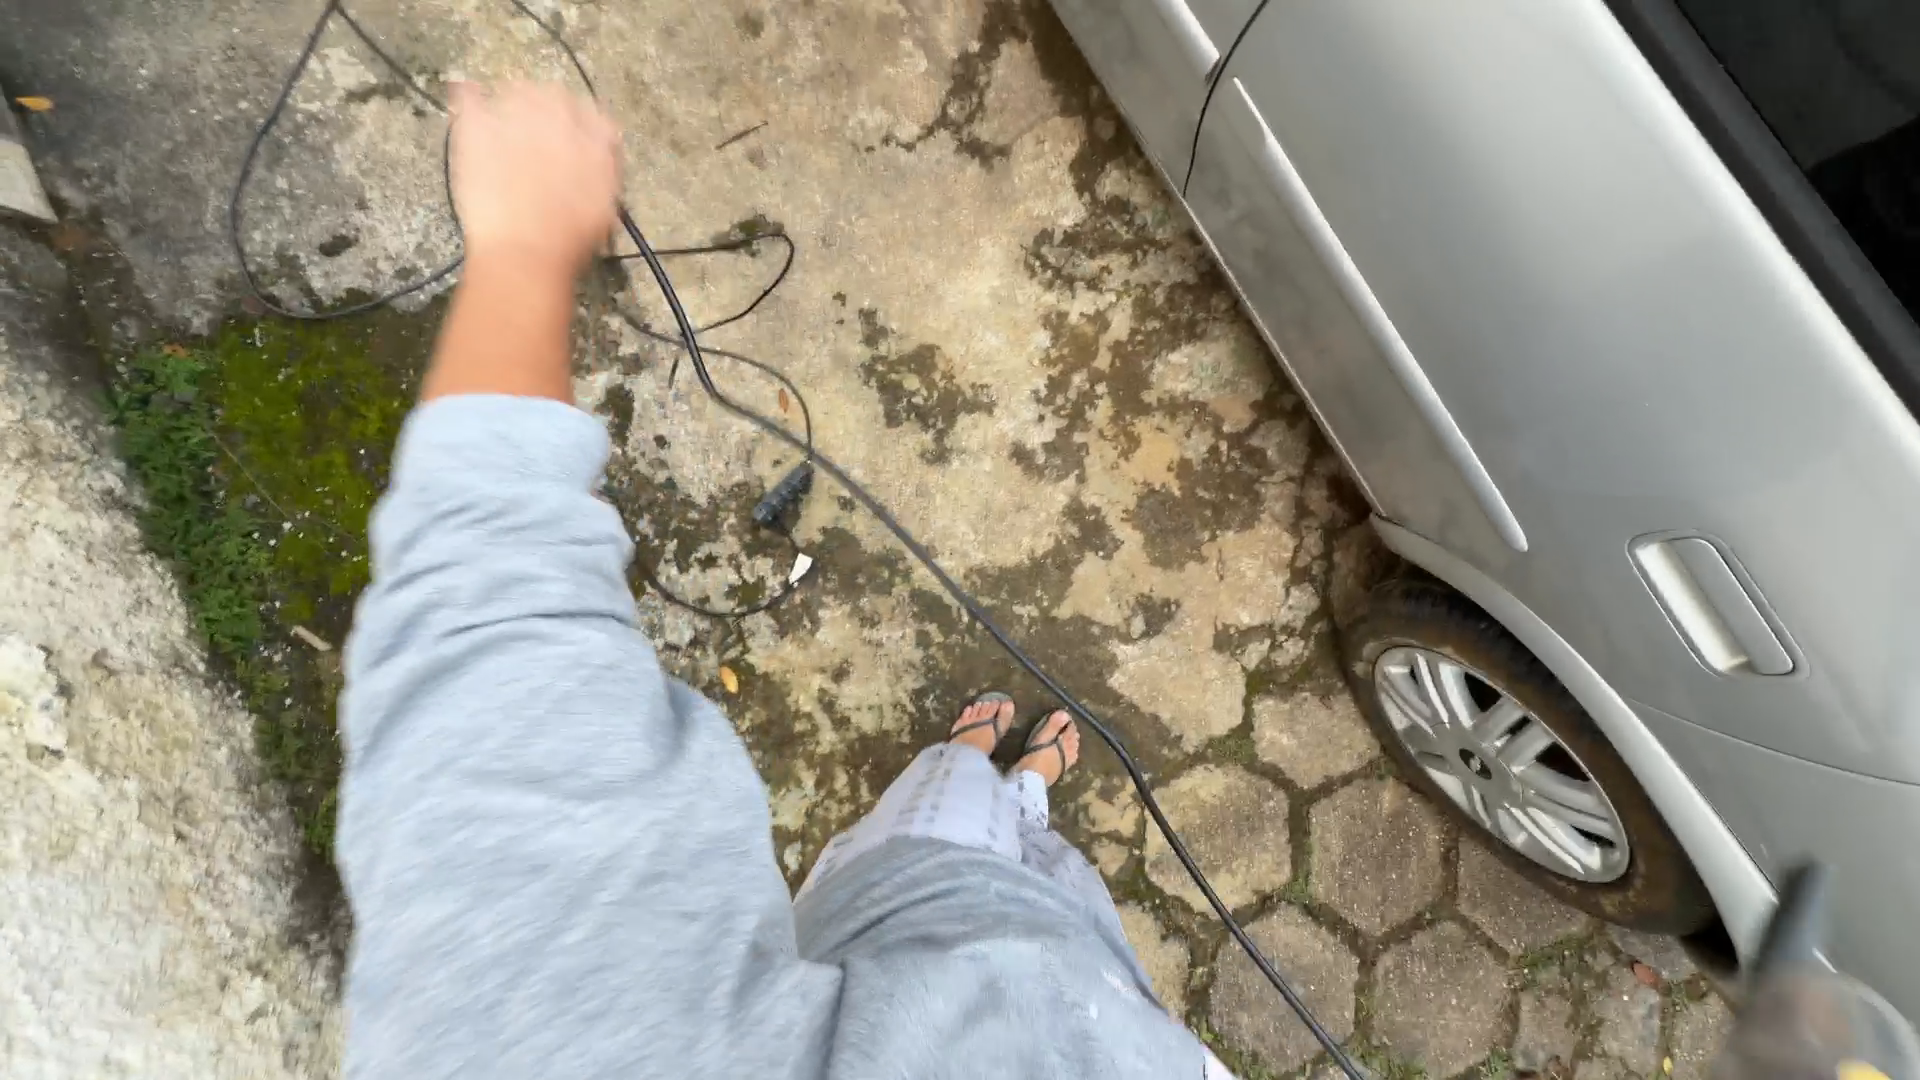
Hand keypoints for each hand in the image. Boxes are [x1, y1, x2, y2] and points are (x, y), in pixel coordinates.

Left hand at [448, 81, 621, 276]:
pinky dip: (470, 99)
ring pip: (515, 91)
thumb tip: (606, 149)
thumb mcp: (604, 210)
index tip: (583, 138)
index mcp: (593, 145)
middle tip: (544, 131)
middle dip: (550, 108)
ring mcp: (513, 122)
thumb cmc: (569, 243)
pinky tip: (471, 103)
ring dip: (514, 101)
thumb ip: (605, 171)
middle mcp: (556, 125)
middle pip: (554, 96)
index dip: (589, 126)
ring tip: (512, 124)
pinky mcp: (475, 129)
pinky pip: (469, 99)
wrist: (524, 254)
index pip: (596, 116)